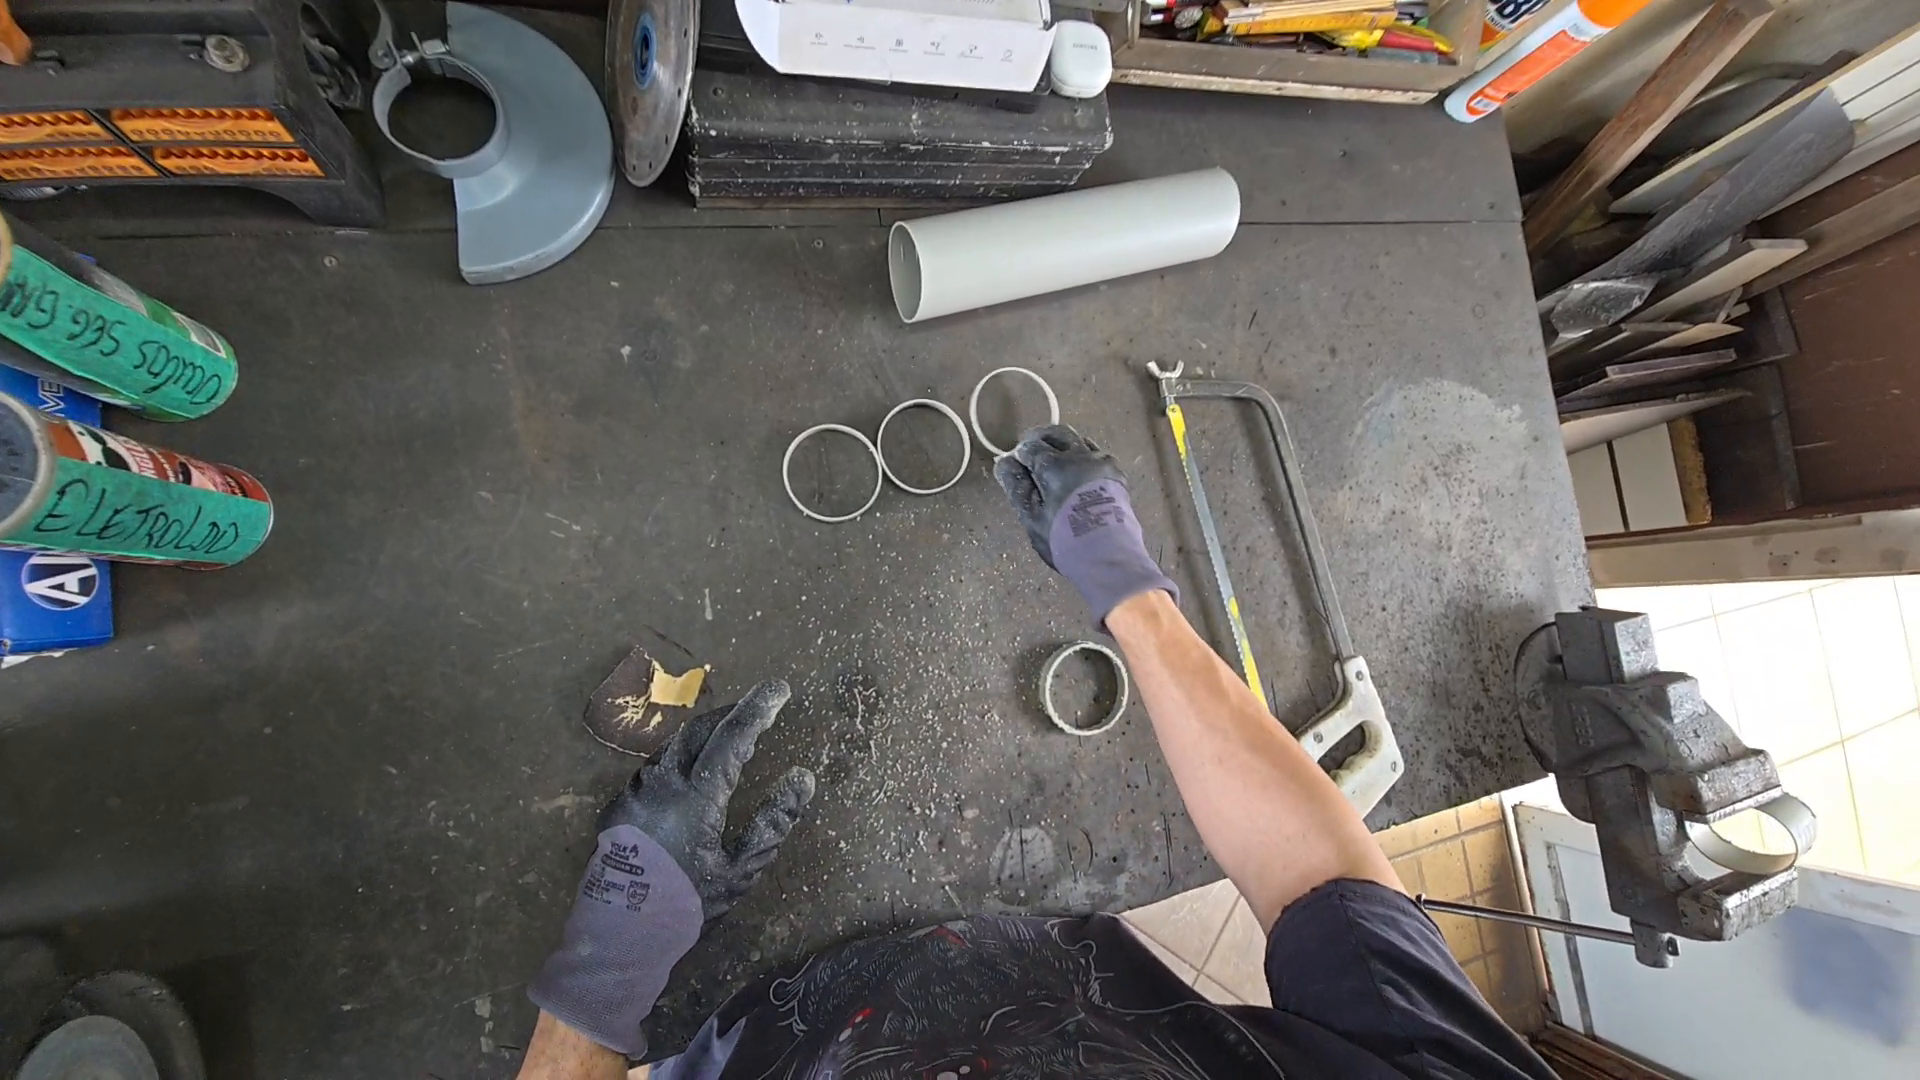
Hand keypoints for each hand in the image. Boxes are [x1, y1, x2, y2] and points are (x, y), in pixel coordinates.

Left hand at [529, 681, 816, 1057]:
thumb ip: (774, 821)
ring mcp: (634, 794)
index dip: (759, 710)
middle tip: (758, 709)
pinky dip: (683, 755)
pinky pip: (656, 767)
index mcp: (694, 799)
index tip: (780, 689)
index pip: (732, 737)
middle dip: (732, 713)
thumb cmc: (685, 910)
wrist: (615, 947)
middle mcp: (660, 785)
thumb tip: (803, 776)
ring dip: (706, 732)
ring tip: (731, 733)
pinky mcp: (617, 808)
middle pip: (700, 730)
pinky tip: (694, 768)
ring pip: (674, 746)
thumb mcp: (741, 872)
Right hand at [994, 424, 1178, 626]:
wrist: (1111, 557)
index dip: (1020, 453)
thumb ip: (1017, 486)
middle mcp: (1081, 456)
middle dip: (1041, 439)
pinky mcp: (1117, 476)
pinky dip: (1082, 459)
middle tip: (1031, 451)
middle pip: (1057, 434)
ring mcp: (1103, 464)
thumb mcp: (1032, 517)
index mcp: (1055, 465)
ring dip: (1064, 447)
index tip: (1015, 463)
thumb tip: (1004, 462)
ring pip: (1079, 442)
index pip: (1031, 446)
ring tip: (1055, 464)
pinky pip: (1096, 457)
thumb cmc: (1065, 540)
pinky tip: (1078, 476)